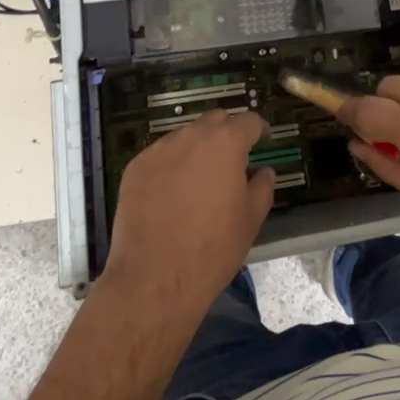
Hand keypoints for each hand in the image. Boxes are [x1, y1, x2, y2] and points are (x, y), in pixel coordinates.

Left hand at [102, 109, 274, 313]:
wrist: (155, 278)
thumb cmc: (213, 249)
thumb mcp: (251, 219)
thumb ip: (262, 187)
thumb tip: (263, 172)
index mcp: (225, 143)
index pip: (248, 121)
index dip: (259, 130)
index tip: (263, 141)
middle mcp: (191, 136)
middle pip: (215, 120)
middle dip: (227, 133)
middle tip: (233, 158)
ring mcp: (159, 150)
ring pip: (185, 136)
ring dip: (198, 148)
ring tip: (200, 179)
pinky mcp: (135, 167)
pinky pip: (161, 156)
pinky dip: (172, 165)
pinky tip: (172, 193)